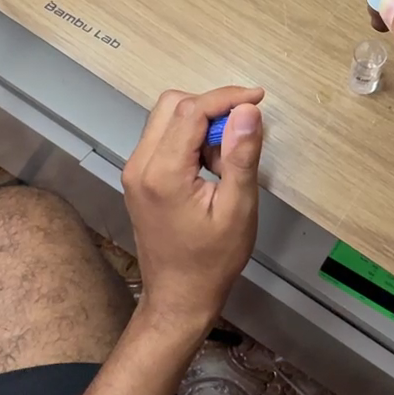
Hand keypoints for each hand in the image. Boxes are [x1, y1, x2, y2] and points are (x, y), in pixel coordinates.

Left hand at [121, 86, 263, 332]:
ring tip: (227, 155)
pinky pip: (164, 136)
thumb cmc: (213, 258)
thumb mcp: (238, 207)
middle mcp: (140, 165)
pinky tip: (211, 164)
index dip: (227, 97)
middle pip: (172, 104)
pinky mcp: (140, 177)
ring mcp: (135, 171)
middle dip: (212, 105)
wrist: (180, 297)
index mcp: (163, 172)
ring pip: (166, 117)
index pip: (191, 109)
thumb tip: (247, 110)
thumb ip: (241, 155)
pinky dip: (190, 136)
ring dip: (201, 121)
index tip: (258, 99)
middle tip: (243, 129)